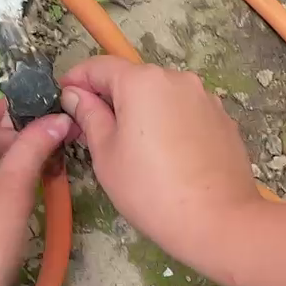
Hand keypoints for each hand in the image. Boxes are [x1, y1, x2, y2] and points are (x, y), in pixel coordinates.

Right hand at [59, 56, 263, 264]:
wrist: (217, 220)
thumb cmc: (150, 190)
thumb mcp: (106, 155)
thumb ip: (89, 116)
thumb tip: (76, 95)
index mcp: (142, 82)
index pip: (100, 66)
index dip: (77, 79)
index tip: (63, 97)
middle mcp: (177, 79)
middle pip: (134, 79)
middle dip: (110, 98)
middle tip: (92, 130)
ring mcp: (204, 98)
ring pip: (162, 96)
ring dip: (142, 111)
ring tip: (133, 147)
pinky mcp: (223, 119)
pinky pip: (185, 112)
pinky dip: (169, 123)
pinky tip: (166, 156)